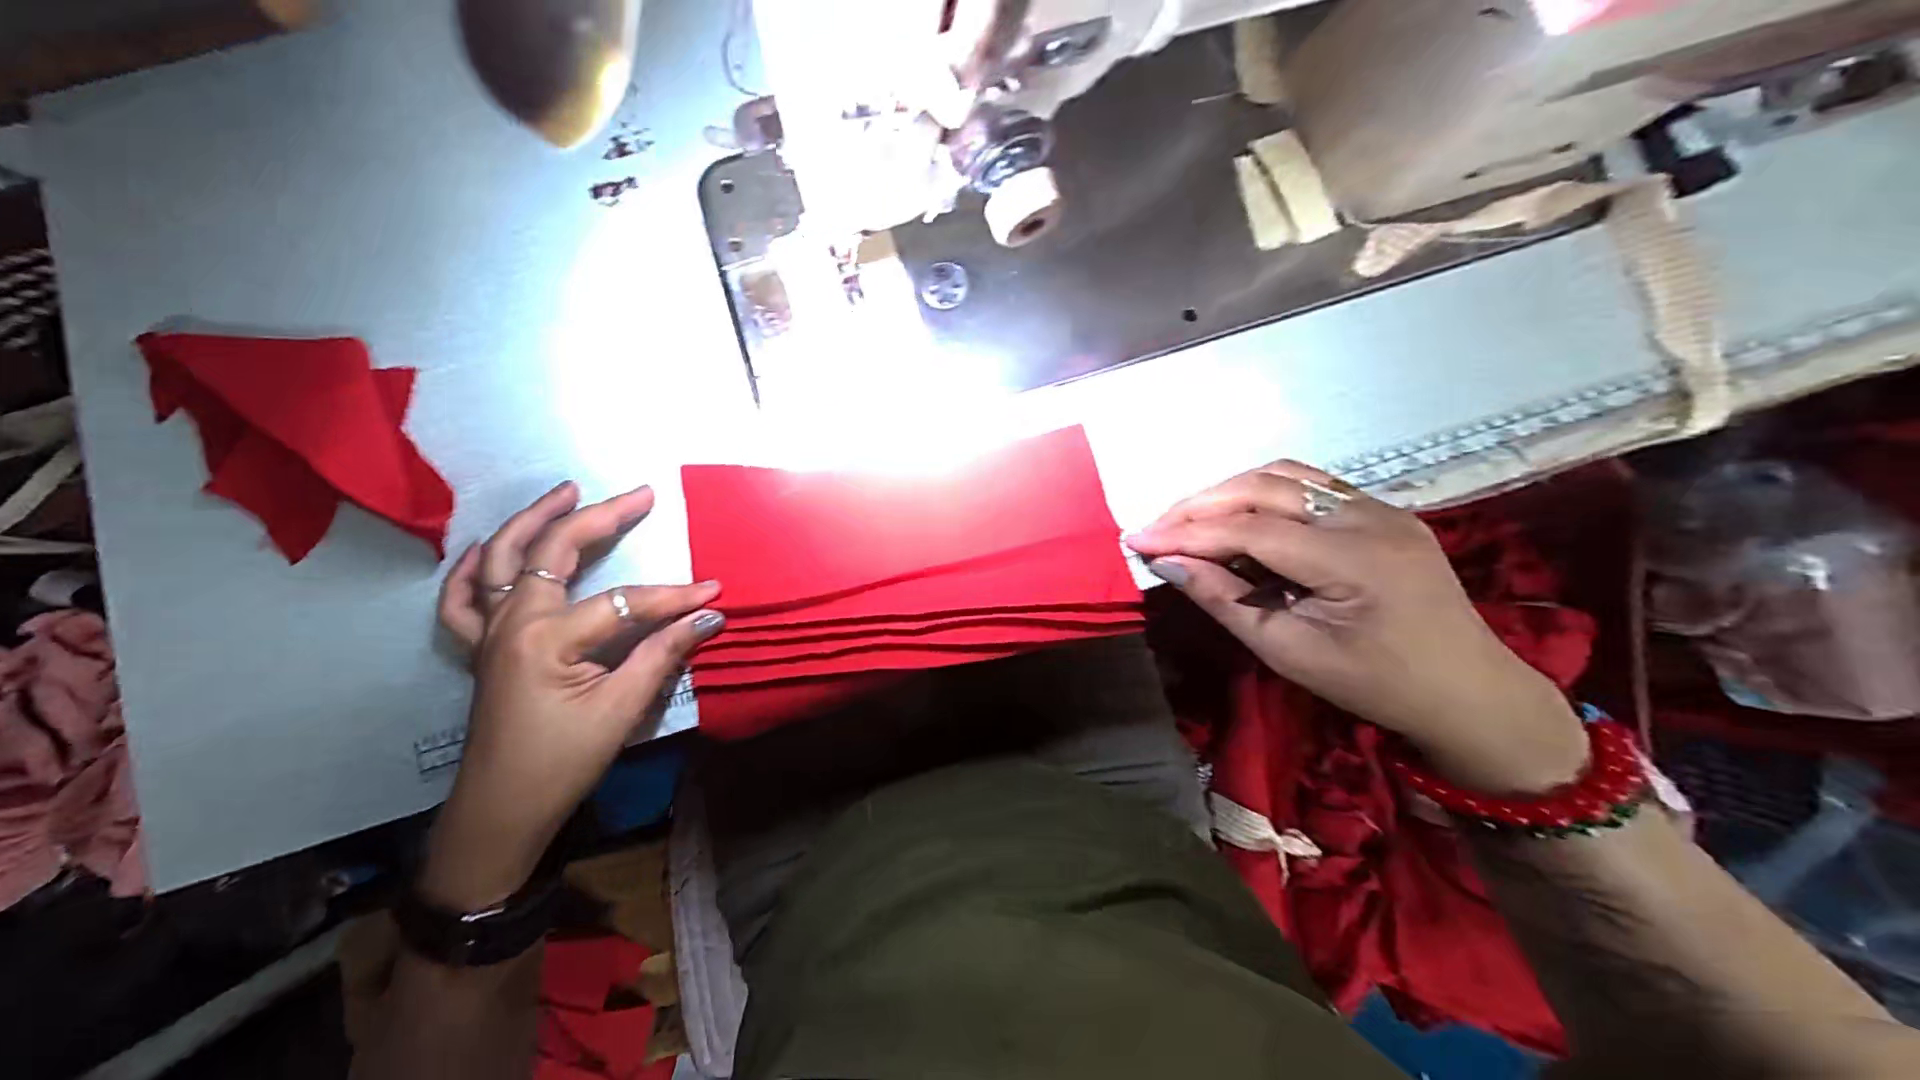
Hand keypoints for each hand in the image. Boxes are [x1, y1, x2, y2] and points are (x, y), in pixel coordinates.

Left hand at [421, 481, 725, 908]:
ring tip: (567, 491)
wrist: (500, 812)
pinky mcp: (481, 647)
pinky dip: (475, 567)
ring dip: (535, 520)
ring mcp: (489, 632)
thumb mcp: (622, 710)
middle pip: (555, 551)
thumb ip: (662, 655)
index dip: (674, 596)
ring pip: (503, 558)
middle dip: (602, 517)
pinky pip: (464, 597)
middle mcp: (511, 622)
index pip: (624, 602)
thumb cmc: (562, 763)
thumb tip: (709, 616)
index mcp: (546, 638)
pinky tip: (491, 547)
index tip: (715, 592)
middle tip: (641, 494)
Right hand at [1126, 461, 1586, 794]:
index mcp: (1353, 558)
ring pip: (1286, 476)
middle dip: (1200, 504)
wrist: (1470, 692)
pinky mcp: (1382, 511)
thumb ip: (1226, 601)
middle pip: (1263, 487)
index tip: (1137, 540)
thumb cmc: (1378, 685)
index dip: (1187, 532)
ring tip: (1190, 520)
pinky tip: (1240, 517)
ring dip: (1230, 492)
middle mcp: (1368, 517)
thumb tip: (1169, 564)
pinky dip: (1264, 494)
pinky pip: (1311, 486)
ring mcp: (1380, 508)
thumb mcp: (1292, 654)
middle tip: (1156, 528)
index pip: (1249, 529)